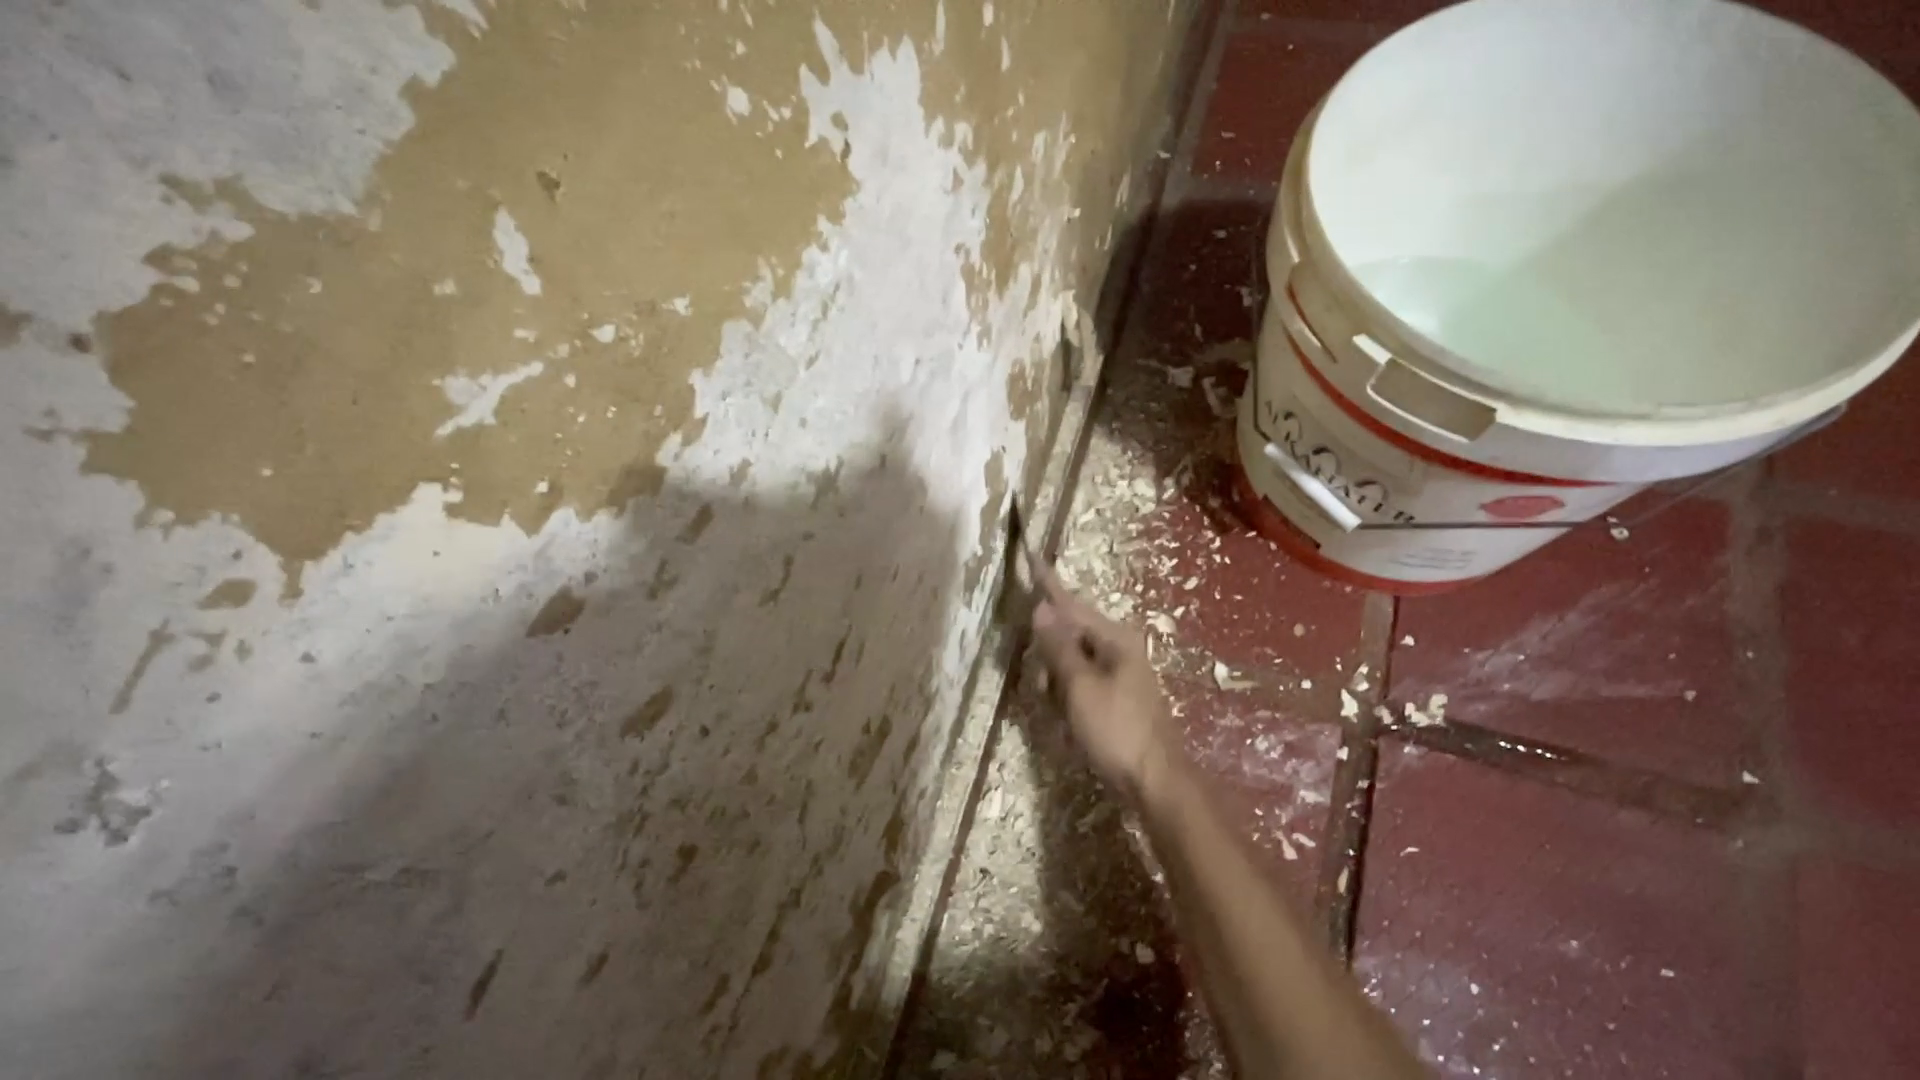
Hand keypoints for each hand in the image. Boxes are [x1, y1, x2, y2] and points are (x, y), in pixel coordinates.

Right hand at [1025, 552, 1182, 801]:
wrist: (1156, 781)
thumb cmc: (1117, 730)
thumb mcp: (1080, 687)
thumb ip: (1059, 647)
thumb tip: (1042, 608)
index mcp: (1115, 639)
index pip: (1072, 605)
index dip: (1048, 584)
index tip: (1032, 557)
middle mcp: (1121, 650)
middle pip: (1073, 632)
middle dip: (1050, 649)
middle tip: (1042, 678)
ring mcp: (1122, 675)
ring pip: (1076, 661)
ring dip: (1058, 678)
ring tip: (1057, 707)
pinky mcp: (1119, 699)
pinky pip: (1083, 684)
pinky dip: (1069, 694)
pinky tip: (1067, 717)